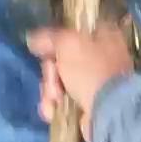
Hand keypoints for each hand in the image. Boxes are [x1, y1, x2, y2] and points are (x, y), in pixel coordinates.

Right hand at [26, 23, 133, 140]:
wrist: (109, 111)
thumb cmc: (91, 69)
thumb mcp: (67, 43)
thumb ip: (48, 37)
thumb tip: (31, 38)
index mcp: (103, 34)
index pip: (71, 30)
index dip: (54, 40)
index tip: (44, 49)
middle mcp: (99, 56)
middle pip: (59, 58)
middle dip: (50, 72)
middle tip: (54, 78)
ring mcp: (93, 81)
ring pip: (57, 81)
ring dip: (50, 91)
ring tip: (56, 99)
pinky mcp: (86, 103)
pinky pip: (61, 100)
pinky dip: (54, 106)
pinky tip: (54, 111)